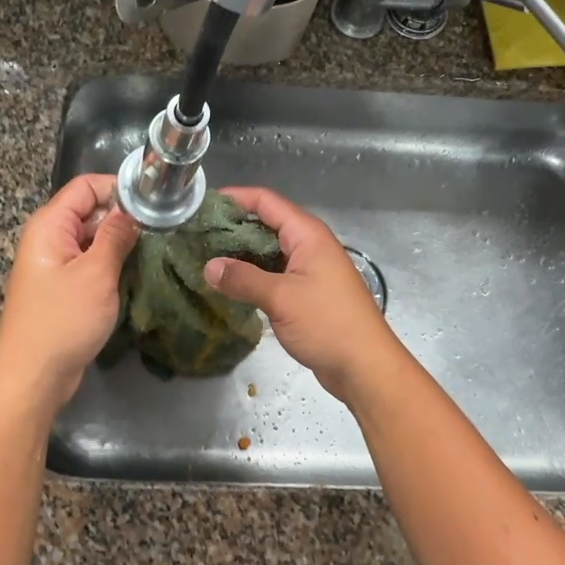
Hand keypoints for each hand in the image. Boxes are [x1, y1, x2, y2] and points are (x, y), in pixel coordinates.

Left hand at [0, 174, 139, 408]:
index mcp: (49, 226)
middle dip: (123, 217)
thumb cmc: (62, 321)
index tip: (152, 201)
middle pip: (90, 211)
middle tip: (161, 229)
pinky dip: (110, 265)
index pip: (86, 186)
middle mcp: (49, 239)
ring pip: (93, 239)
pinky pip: (90, 263)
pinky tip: (135, 274)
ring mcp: (55, 265)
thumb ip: (116, 236)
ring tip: (155, 249)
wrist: (32, 380)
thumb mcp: (96, 274)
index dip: (118, 188)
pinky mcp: (62, 289)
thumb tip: (133, 211)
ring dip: (119, 243)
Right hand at [203, 187, 401, 399]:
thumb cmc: (327, 323)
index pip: (267, 201)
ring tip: (208, 257)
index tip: (205, 204)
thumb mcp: (281, 298)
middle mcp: (309, 244)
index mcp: (307, 234)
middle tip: (199, 234)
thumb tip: (209, 267)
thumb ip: (243, 279)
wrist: (365, 366)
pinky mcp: (309, 292)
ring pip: (271, 250)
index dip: (236, 198)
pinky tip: (232, 284)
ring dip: (243, 253)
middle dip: (235, 226)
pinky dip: (254, 274)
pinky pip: (276, 272)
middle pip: (268, 223)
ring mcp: (310, 269)